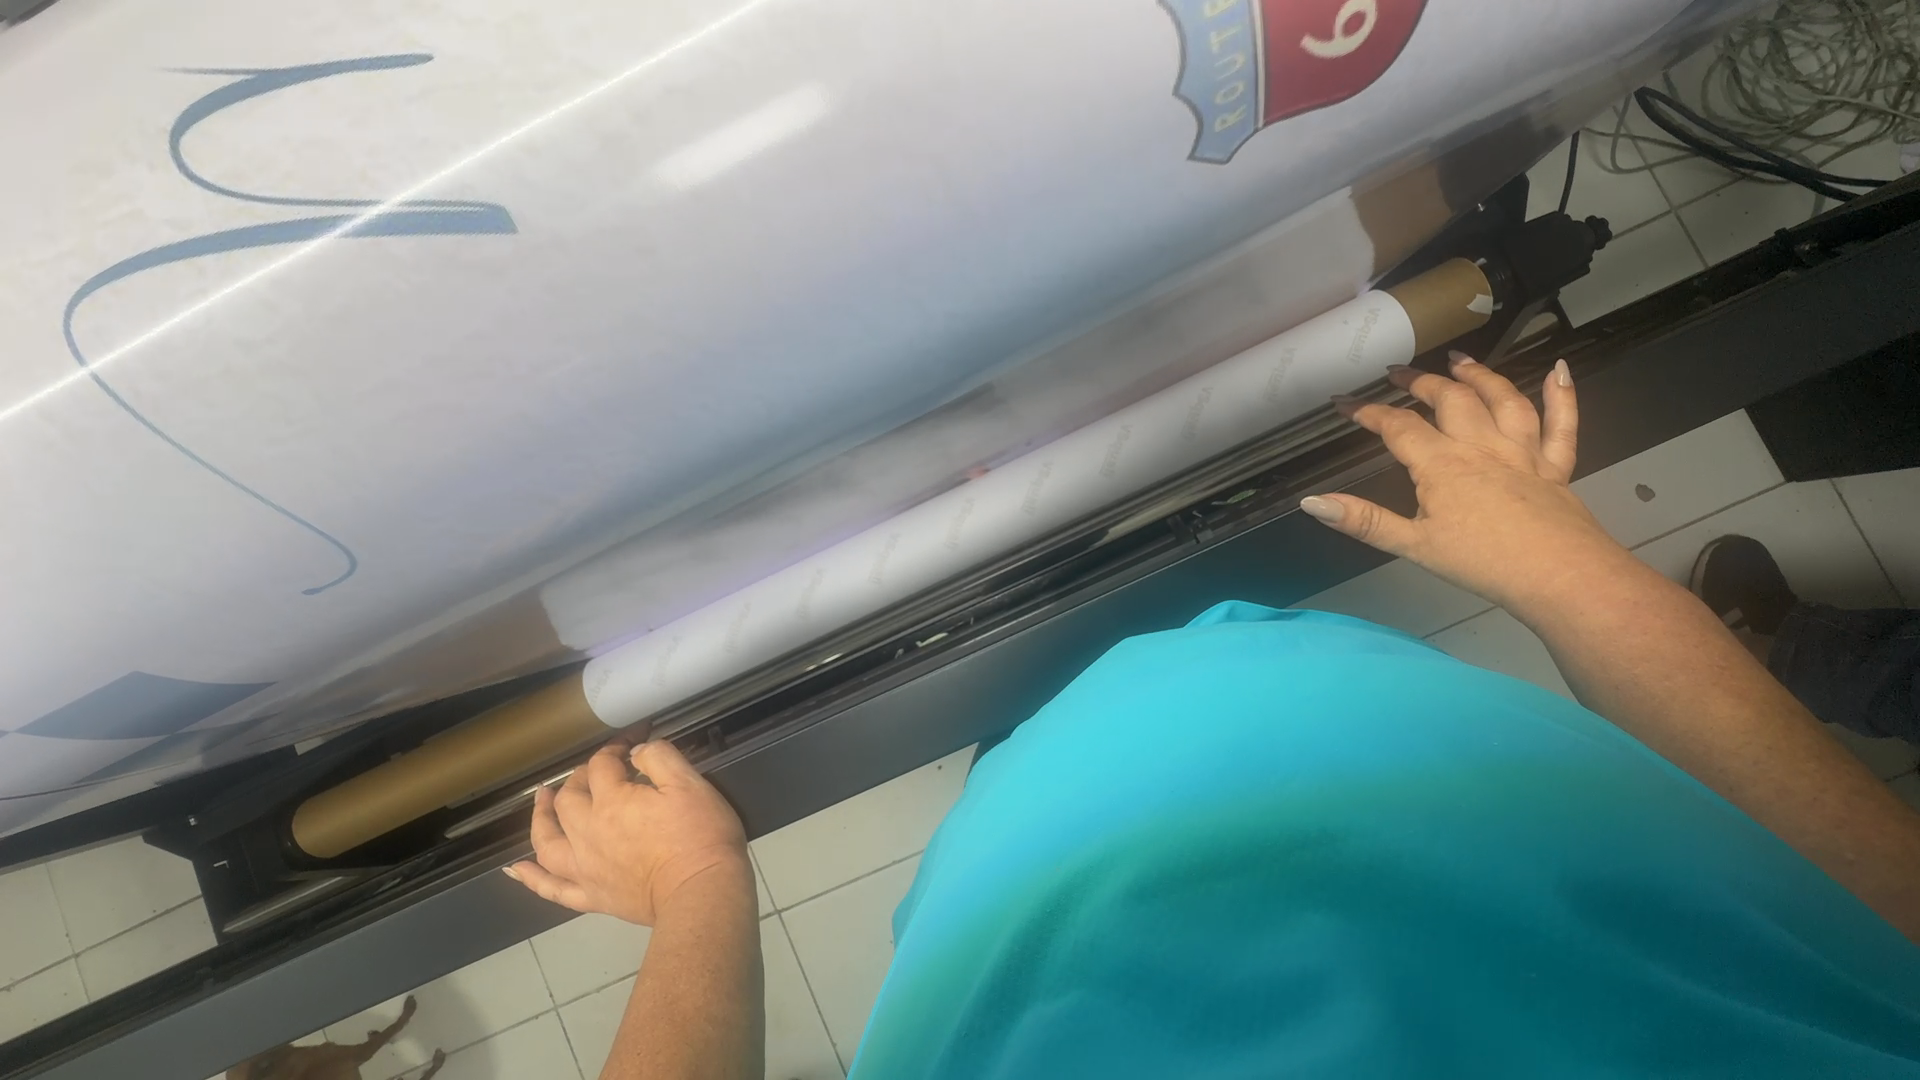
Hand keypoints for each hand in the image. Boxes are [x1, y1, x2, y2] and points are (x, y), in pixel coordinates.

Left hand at [505, 740, 749, 925]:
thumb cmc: (700, 835)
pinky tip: (516, 870)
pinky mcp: (591, 897)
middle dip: (580, 777)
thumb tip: (636, 752)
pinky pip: (551, 888)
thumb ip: (660, 758)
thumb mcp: (690, 783)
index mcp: (614, 801)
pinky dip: (530, 877)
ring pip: (547, 840)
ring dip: (540, 817)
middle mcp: (588, 832)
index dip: (616, 747)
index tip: (634, 740)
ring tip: (541, 800)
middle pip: (569, 797)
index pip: (603, 764)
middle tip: (597, 770)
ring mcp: (585, 867)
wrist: (701, 892)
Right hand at [1299, 352, 1636, 613]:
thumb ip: (1362, 521)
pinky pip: (1562, 424)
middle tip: (1399, 372)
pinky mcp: (1556, 467)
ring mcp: (1524, 453)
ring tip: (1460, 360)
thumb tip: (1312, 502)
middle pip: (1450, 400)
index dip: (1368, 411)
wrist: (1561, 577)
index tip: (1344, 403)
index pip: (1398, 427)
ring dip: (1479, 376)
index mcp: (1442, 465)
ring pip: (1502, 401)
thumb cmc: (1482, 562)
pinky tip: (1557, 370)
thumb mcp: (1411, 545)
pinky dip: (1562, 394)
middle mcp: (1482, 447)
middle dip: (1420, 382)